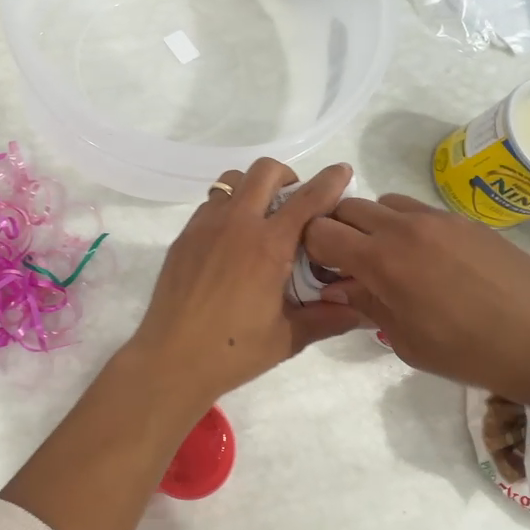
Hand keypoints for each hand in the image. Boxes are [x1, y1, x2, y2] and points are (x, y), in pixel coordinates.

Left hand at [126, 158, 363, 406]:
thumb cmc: (233, 351)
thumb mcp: (288, 337)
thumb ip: (326, 318)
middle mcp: (236, 224)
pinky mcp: (184, 237)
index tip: (342, 171)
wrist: (171, 358)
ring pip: (231, 181)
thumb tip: (359, 310)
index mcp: (268, 246)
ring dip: (253, 187)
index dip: (329, 181)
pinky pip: (210, 204)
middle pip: (263, 172)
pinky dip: (228, 207)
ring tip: (262, 216)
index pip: (307, 200)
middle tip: (296, 200)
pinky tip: (233, 239)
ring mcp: (204, 226)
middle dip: (287, 176)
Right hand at [303, 194, 529, 407]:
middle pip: (345, 208)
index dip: (310, 249)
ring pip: (382, 203)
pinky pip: (417, 210)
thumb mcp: (406, 342)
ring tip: (387, 259)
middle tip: (345, 263)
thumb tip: (338, 288)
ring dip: (371, 224)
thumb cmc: (472, 354)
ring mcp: (437, 218)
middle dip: (335, 230)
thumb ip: (366, 306)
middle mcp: (403, 227)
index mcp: (381, 260)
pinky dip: (405, 226)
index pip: (319, 231)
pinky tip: (427, 261)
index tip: (319, 271)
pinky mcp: (465, 220)